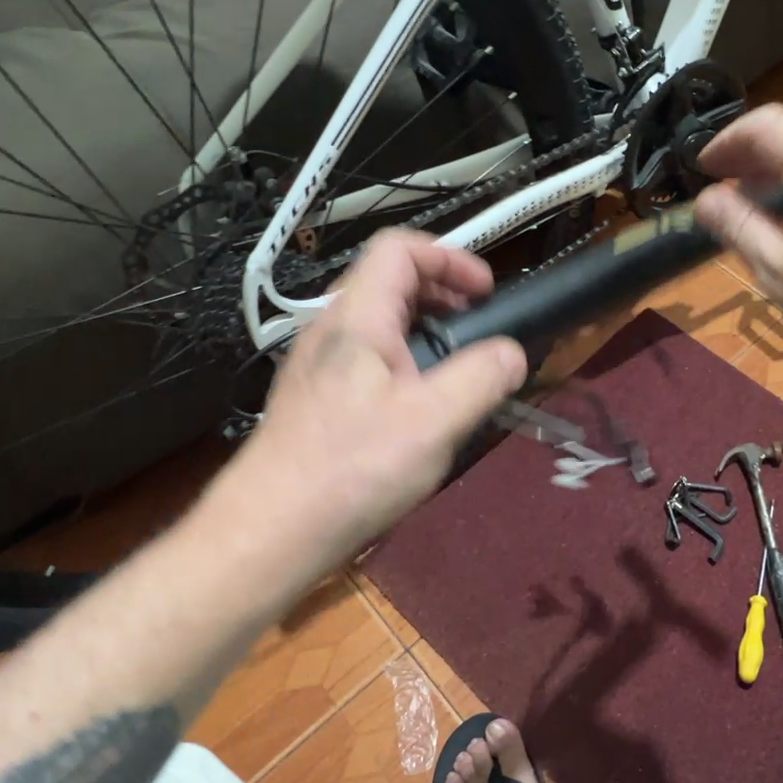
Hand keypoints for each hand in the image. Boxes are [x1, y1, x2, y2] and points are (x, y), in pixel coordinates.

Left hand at [226, 229, 526, 558]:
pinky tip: (424, 411)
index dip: (449, 257)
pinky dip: (408, 364)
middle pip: (391, 282)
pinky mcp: (319, 401)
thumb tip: (513, 353)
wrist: (269, 533)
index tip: (486, 291)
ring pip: (382, 325)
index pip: (399, 249)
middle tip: (482, 329)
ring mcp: (320, 367)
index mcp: (357, 320)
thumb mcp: (433, 422)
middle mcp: (332, 333)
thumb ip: (480, 379)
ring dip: (428, 332)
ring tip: (461, 371)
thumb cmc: (350, 470)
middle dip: (444, 294)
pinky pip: (371, 361)